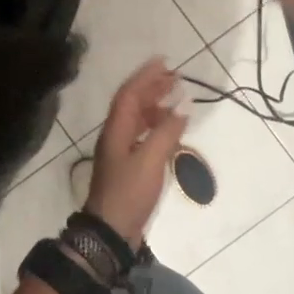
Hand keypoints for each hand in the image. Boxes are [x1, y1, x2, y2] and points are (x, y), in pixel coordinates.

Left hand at [84, 60, 187, 246]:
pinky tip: (171, 130)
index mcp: (116, 130)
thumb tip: (183, 107)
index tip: (164, 62)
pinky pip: (142, 135)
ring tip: (176, 99)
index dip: (145, 76)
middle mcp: (115, 135)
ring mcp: (120, 151)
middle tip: (175, 77)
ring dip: (155, 106)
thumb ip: (167, 132)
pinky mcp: (127, 166)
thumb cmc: (129, 193)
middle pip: (132, 103)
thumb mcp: (150, 161)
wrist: (110, 231)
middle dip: (151, 87)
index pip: (129, 94)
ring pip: (137, 119)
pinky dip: (157, 127)